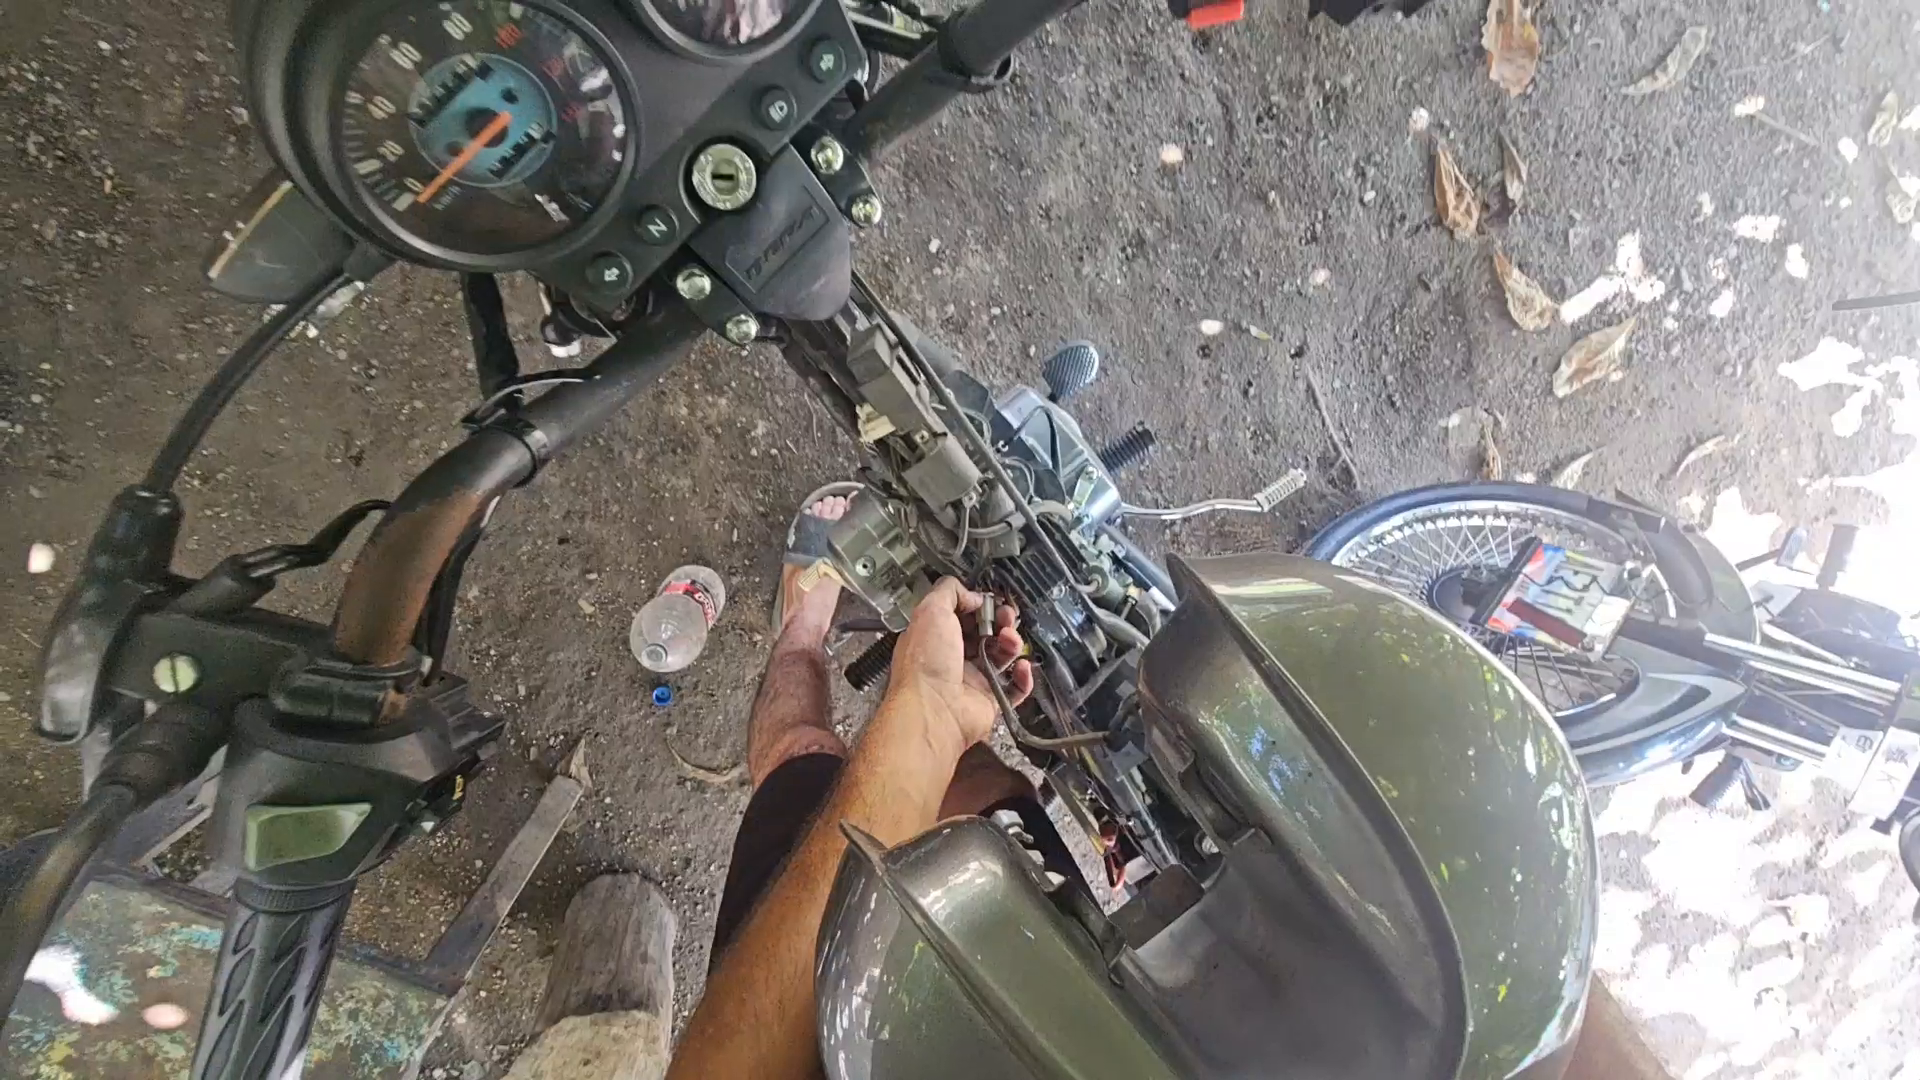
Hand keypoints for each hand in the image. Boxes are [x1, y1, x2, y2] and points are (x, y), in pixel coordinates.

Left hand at [883, 578, 1033, 751]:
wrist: (933, 710)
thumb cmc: (924, 664)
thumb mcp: (930, 611)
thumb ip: (949, 592)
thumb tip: (972, 595)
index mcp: (935, 636)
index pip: (962, 615)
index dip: (977, 606)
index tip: (988, 600)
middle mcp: (952, 658)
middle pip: (985, 634)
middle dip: (999, 622)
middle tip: (1006, 616)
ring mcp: (972, 680)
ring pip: (1001, 657)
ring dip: (1012, 643)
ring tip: (1010, 638)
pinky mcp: (989, 701)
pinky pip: (1014, 689)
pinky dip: (1023, 677)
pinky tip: (1023, 666)